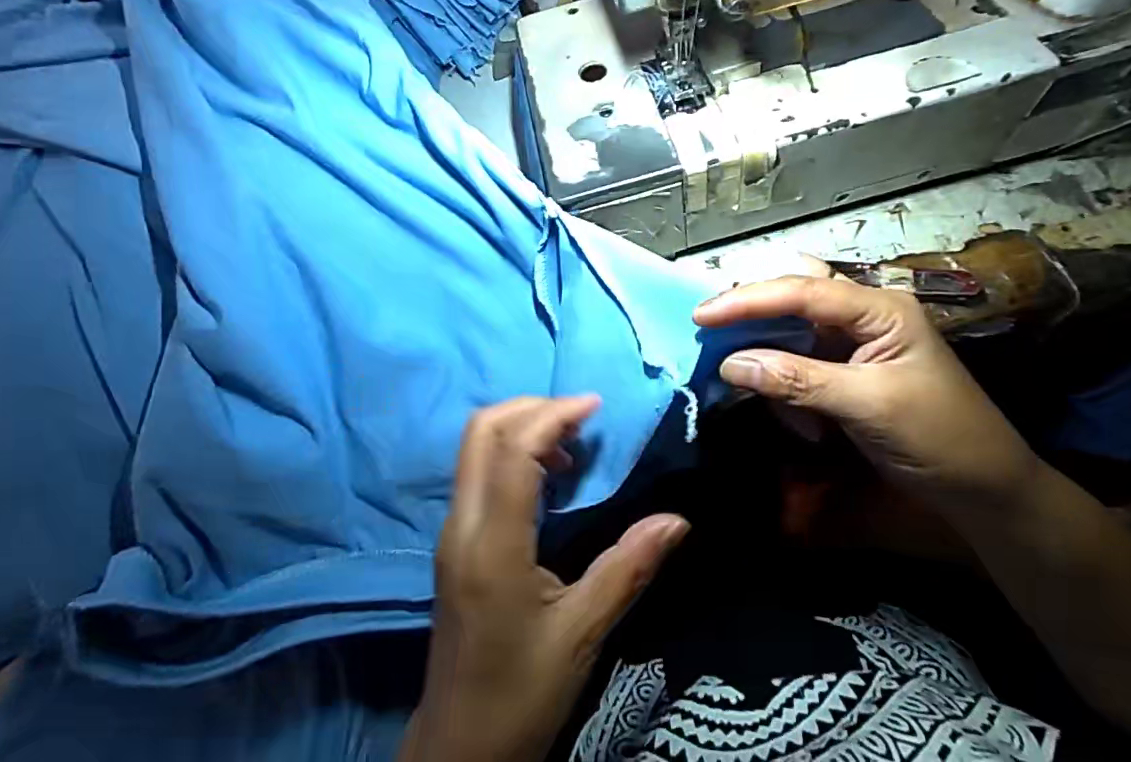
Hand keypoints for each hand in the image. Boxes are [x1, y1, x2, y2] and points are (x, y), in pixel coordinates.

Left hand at [399, 396, 689, 761]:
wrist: (459, 747)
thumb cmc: (521, 692)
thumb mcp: (583, 633)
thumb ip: (628, 568)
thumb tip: (678, 519)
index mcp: (492, 545)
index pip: (511, 450)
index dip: (552, 414)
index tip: (595, 404)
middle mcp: (462, 526)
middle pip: (480, 432)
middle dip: (532, 407)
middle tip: (583, 415)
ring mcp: (452, 533)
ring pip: (474, 448)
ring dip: (521, 427)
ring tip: (572, 443)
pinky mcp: (455, 543)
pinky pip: (478, 472)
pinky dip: (512, 452)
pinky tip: (550, 475)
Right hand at [693, 273, 1041, 511]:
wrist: (986, 488)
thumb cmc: (939, 437)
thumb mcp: (867, 405)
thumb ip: (797, 380)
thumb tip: (730, 364)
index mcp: (879, 307)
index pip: (803, 290)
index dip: (748, 299)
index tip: (702, 316)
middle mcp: (863, 314)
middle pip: (793, 294)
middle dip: (753, 313)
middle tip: (711, 330)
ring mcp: (855, 342)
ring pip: (792, 329)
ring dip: (771, 358)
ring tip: (774, 401)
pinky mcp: (847, 370)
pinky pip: (799, 363)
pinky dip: (785, 384)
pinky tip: (797, 419)